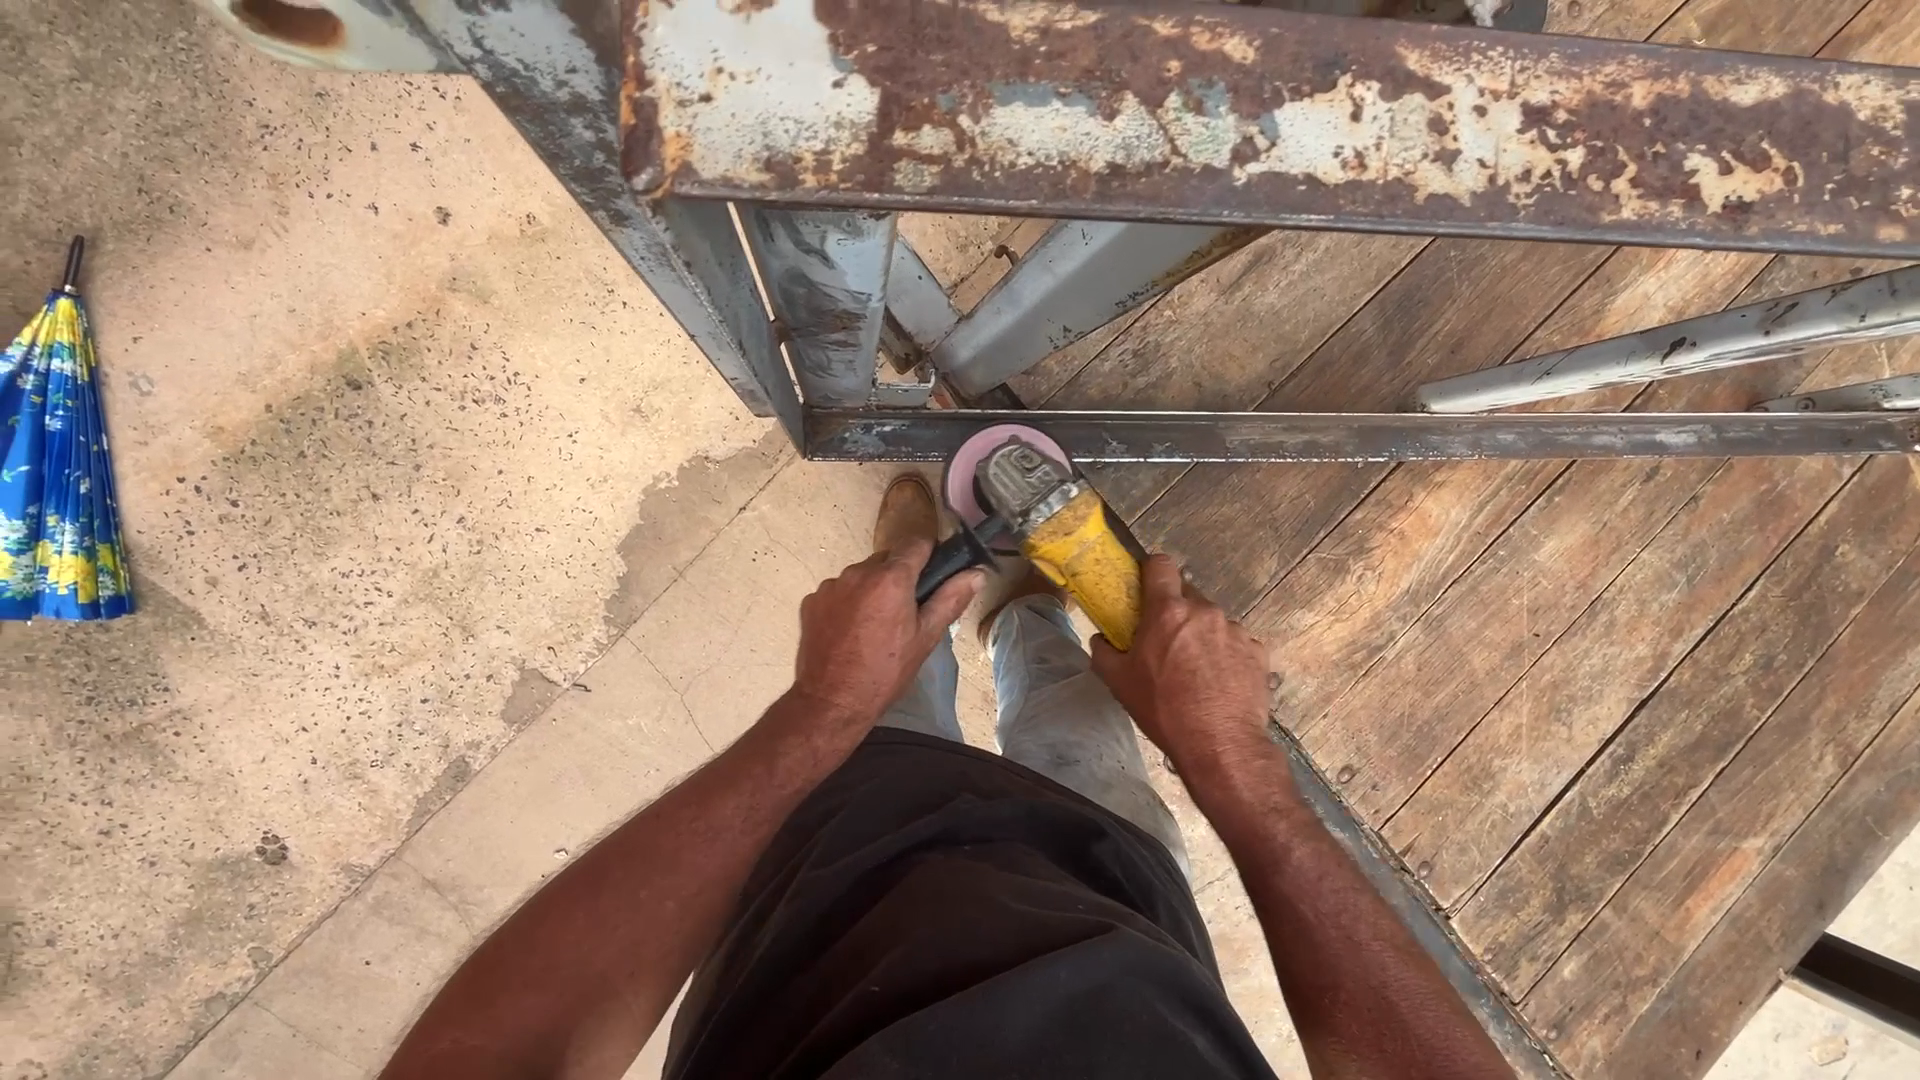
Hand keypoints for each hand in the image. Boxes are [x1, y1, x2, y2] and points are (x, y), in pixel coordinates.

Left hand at [788, 539, 981, 733]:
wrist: (832, 701)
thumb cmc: (886, 672)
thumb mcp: (925, 637)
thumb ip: (950, 599)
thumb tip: (977, 574)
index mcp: (891, 579)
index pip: (916, 543)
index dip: (928, 554)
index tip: (933, 572)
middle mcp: (858, 572)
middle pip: (887, 560)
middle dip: (898, 577)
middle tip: (905, 611)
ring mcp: (831, 586)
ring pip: (861, 575)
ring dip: (872, 589)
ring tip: (875, 626)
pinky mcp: (812, 600)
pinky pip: (838, 591)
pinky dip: (847, 602)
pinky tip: (851, 631)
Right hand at [1091, 554, 1274, 778]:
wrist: (1219, 744)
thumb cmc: (1163, 709)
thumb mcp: (1118, 683)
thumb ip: (1103, 652)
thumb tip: (1100, 640)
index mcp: (1168, 611)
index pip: (1161, 565)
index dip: (1152, 571)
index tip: (1147, 588)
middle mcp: (1204, 611)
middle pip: (1187, 595)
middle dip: (1175, 612)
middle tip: (1166, 643)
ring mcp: (1235, 630)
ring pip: (1212, 621)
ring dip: (1201, 635)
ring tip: (1196, 671)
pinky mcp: (1258, 652)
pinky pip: (1236, 643)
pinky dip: (1226, 655)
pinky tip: (1219, 683)